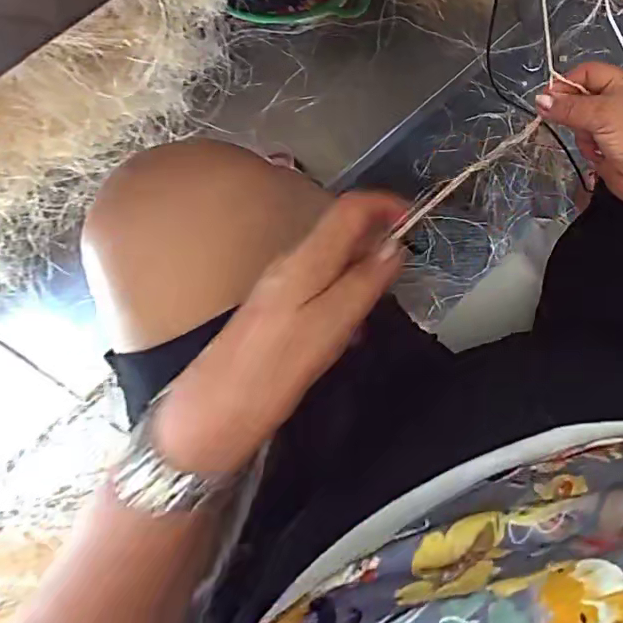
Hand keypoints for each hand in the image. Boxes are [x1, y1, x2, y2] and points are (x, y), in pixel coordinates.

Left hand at [147, 192, 406, 472]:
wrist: (208, 419)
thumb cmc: (270, 375)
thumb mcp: (329, 328)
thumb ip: (363, 283)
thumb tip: (395, 246)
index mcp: (307, 260)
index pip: (351, 206)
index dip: (386, 203)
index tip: (414, 220)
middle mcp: (292, 261)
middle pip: (346, 227)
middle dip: (380, 239)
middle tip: (404, 271)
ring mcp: (282, 282)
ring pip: (337, 256)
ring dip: (366, 268)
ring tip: (381, 304)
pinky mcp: (278, 305)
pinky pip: (324, 280)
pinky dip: (348, 290)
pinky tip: (352, 327)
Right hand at [535, 61, 622, 205]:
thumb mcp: (601, 115)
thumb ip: (568, 107)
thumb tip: (539, 99)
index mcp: (622, 82)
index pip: (585, 72)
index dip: (566, 83)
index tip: (547, 98)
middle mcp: (616, 98)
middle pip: (579, 96)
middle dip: (572, 111)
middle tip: (571, 121)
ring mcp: (611, 123)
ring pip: (578, 120)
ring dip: (581, 132)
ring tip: (594, 141)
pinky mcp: (605, 144)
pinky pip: (583, 138)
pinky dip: (587, 146)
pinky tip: (598, 153)